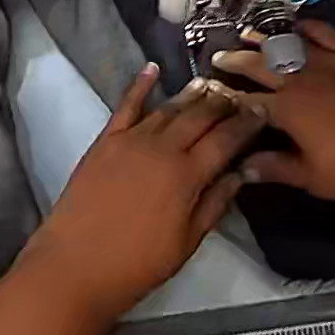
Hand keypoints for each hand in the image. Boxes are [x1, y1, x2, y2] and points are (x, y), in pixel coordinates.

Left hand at [16, 64, 264, 320]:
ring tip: (208, 82)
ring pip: (169, 108)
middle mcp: (163, 148)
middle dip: (222, 103)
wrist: (75, 267)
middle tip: (237, 94)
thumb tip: (240, 173)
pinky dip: (140, 84)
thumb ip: (215, 203)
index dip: (245, 123)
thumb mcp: (186, 243)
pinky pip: (127, 104)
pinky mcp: (107, 139)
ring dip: (191, 93)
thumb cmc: (137, 264)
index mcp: (187, 175)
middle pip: (199, 116)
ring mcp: (133, 139)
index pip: (225, 139)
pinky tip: (152, 68)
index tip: (260, 110)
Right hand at [211, 19, 334, 216]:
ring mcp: (329, 66)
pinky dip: (308, 28)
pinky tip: (298, 26)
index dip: (229, 97)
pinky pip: (325, 35)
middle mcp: (303, 80)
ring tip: (247, 35)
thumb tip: (244, 167)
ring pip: (288, 46)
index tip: (215, 94)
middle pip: (262, 64)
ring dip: (265, 40)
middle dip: (237, 60)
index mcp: (288, 109)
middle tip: (220, 58)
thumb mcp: (313, 178)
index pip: (248, 99)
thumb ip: (275, 168)